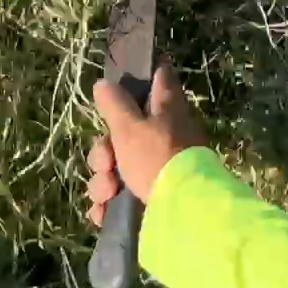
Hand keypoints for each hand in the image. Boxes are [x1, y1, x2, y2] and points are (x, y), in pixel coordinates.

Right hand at [86, 62, 206, 224]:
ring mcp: (160, 165)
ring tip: (107, 193)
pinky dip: (109, 203)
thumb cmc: (157, 158)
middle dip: (104, 151)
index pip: (158, 75)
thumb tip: (104, 83)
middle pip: (124, 130)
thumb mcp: (130, 127)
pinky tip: (103, 212)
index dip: (138, 77)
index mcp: (166, 107)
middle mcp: (165, 131)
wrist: (184, 210)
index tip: (117, 88)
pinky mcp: (154, 194)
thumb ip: (115, 104)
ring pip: (118, 164)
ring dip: (103, 181)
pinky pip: (122, 193)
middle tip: (106, 163)